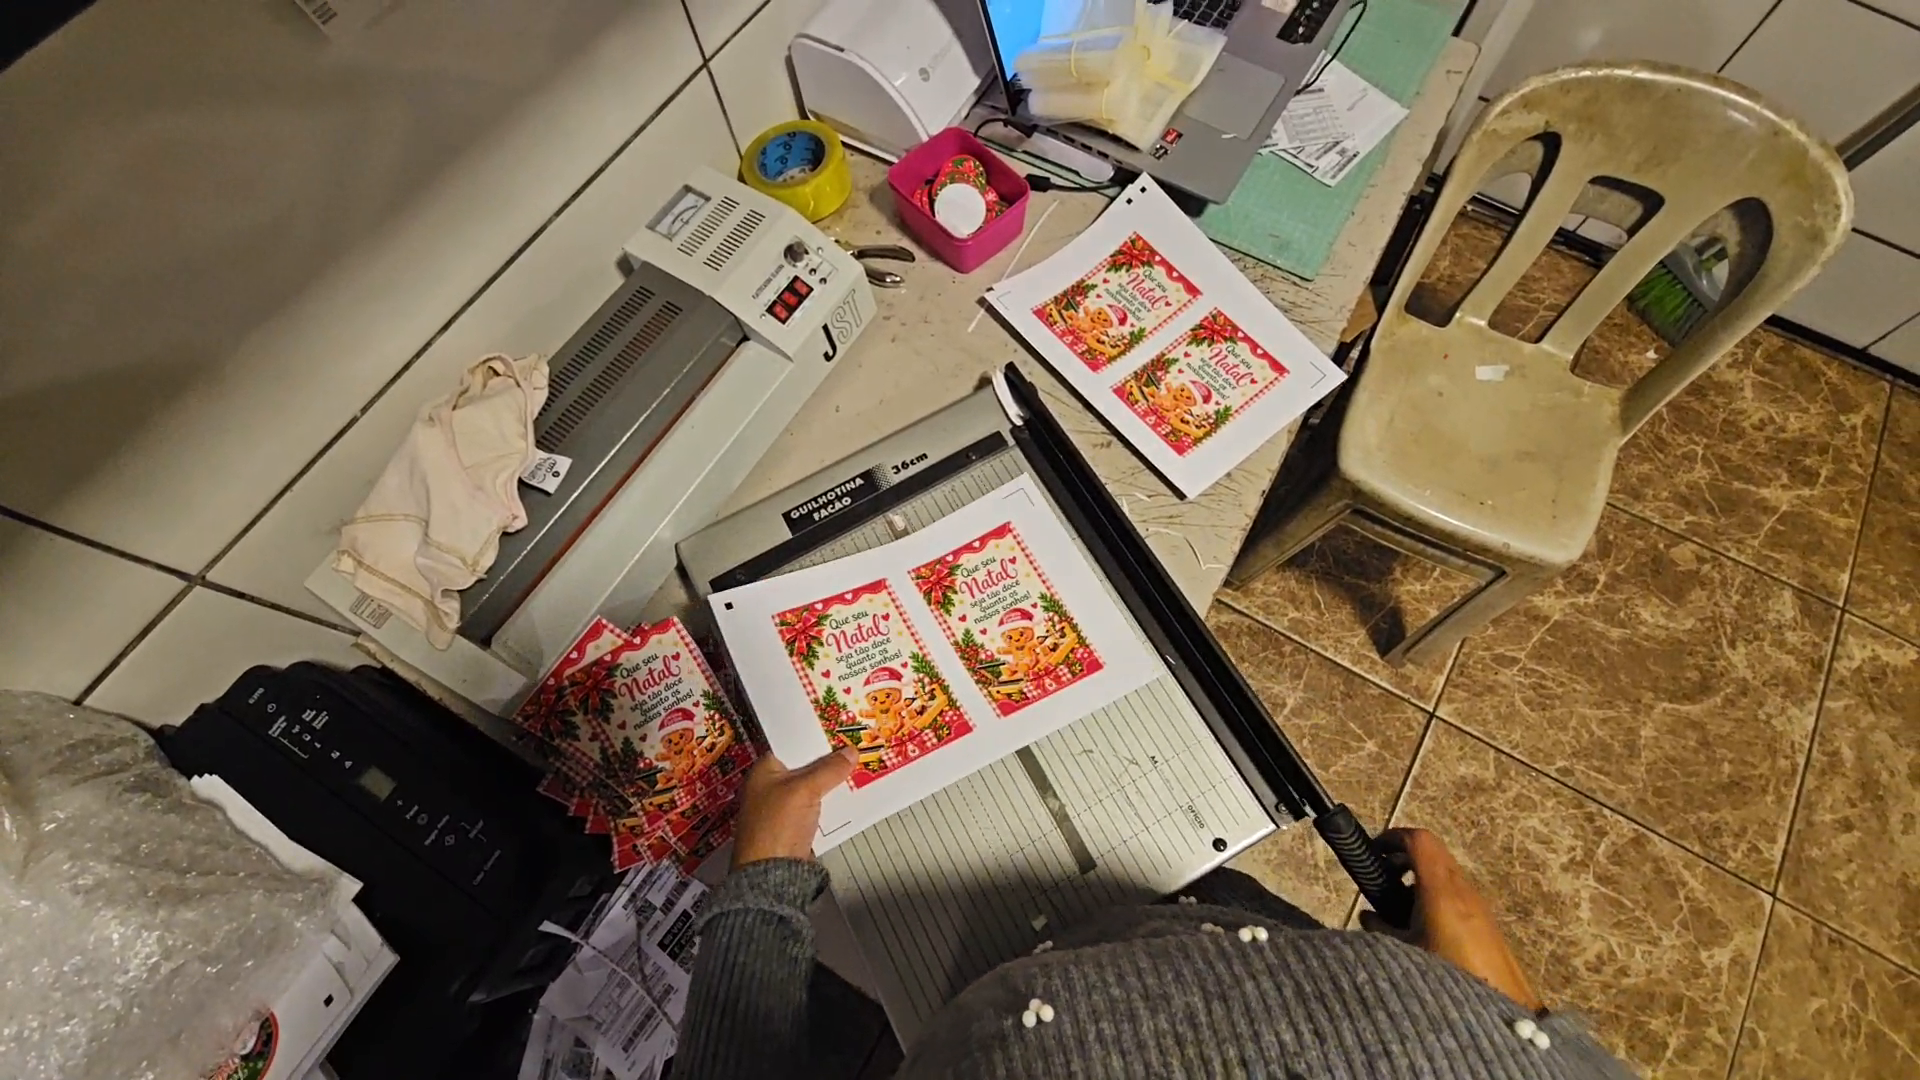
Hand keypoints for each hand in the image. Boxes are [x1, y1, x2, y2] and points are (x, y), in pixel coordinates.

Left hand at [730, 748, 856, 867]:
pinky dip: (830, 798)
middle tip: (855, 743)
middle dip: (828, 758)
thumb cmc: (779, 824)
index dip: (815, 736)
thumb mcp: (805, 789)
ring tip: (859, 763)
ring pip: (813, 785)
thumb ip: (829, 769)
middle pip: (804, 765)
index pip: (792, 744)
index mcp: (764, 770)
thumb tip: (852, 751)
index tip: (839, 727)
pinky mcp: (795, 825)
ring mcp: (783, 806)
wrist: (771, 876)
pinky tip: (850, 791)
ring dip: (832, 779)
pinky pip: (816, 804)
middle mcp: (771, 785)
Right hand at [1361, 828, 1543, 1011]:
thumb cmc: (1449, 974)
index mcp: (1440, 888)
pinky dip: (1436, 892)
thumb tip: (1368, 916)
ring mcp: (1479, 904)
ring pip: (1445, 871)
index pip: (1418, 839)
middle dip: (1403, 856)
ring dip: (1420, 875)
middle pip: (1432, 851)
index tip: (1374, 851)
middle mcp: (1462, 888)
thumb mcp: (1406, 951)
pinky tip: (1425, 924)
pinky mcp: (1488, 920)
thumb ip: (1382, 928)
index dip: (1393, 837)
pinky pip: (1457, 891)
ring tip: (1400, 902)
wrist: (1504, 1011)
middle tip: (1383, 874)